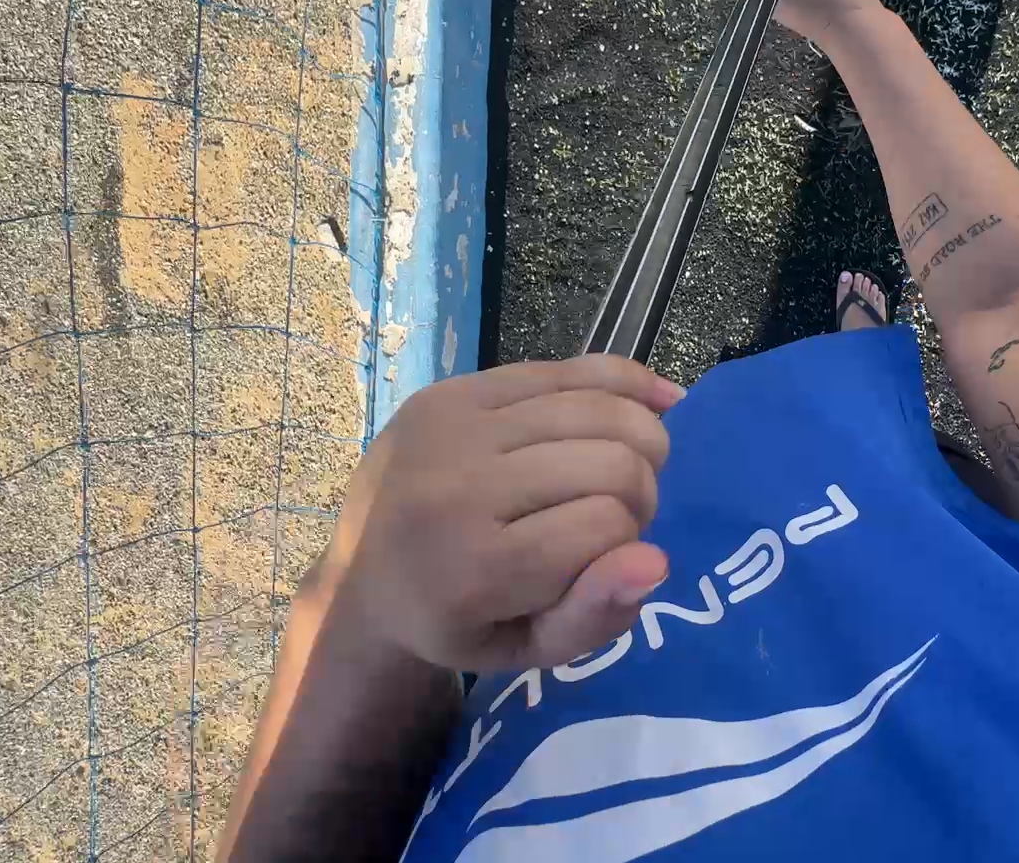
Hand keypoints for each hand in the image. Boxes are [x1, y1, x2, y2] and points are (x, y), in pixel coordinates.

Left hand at [317, 355, 684, 671]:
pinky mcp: (454, 389)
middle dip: (642, 490)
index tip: (609, 557)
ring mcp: (452, 426)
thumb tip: (656, 559)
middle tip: (625, 512)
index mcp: (470, 569)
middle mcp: (456, 488)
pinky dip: (626, 384)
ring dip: (640, 439)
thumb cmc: (456, 623)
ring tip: (628, 465)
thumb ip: (595, 616)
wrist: (363, 576)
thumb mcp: (527, 651)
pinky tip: (656, 399)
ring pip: (599, 407)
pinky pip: (569, 368)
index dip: (629, 541)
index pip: (606, 526)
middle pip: (612, 461)